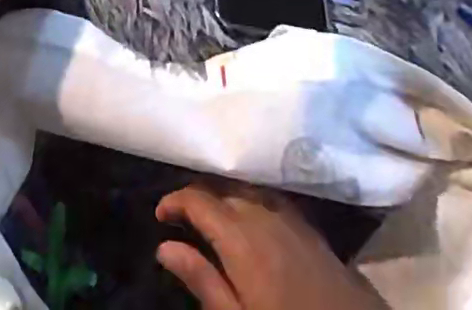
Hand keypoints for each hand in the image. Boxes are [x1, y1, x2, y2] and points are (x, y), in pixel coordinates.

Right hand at [155, 183, 386, 309]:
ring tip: (212, 220)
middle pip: (222, 191)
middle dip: (198, 199)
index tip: (160, 216)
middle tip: (182, 221)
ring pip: (247, 193)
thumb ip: (202, 280)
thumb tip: (164, 247)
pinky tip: (252, 224)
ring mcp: (291, 220)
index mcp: (240, 238)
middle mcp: (263, 216)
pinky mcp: (311, 231)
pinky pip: (271, 202)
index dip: (174, 202)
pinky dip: (251, 204)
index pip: (198, 200)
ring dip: (225, 199)